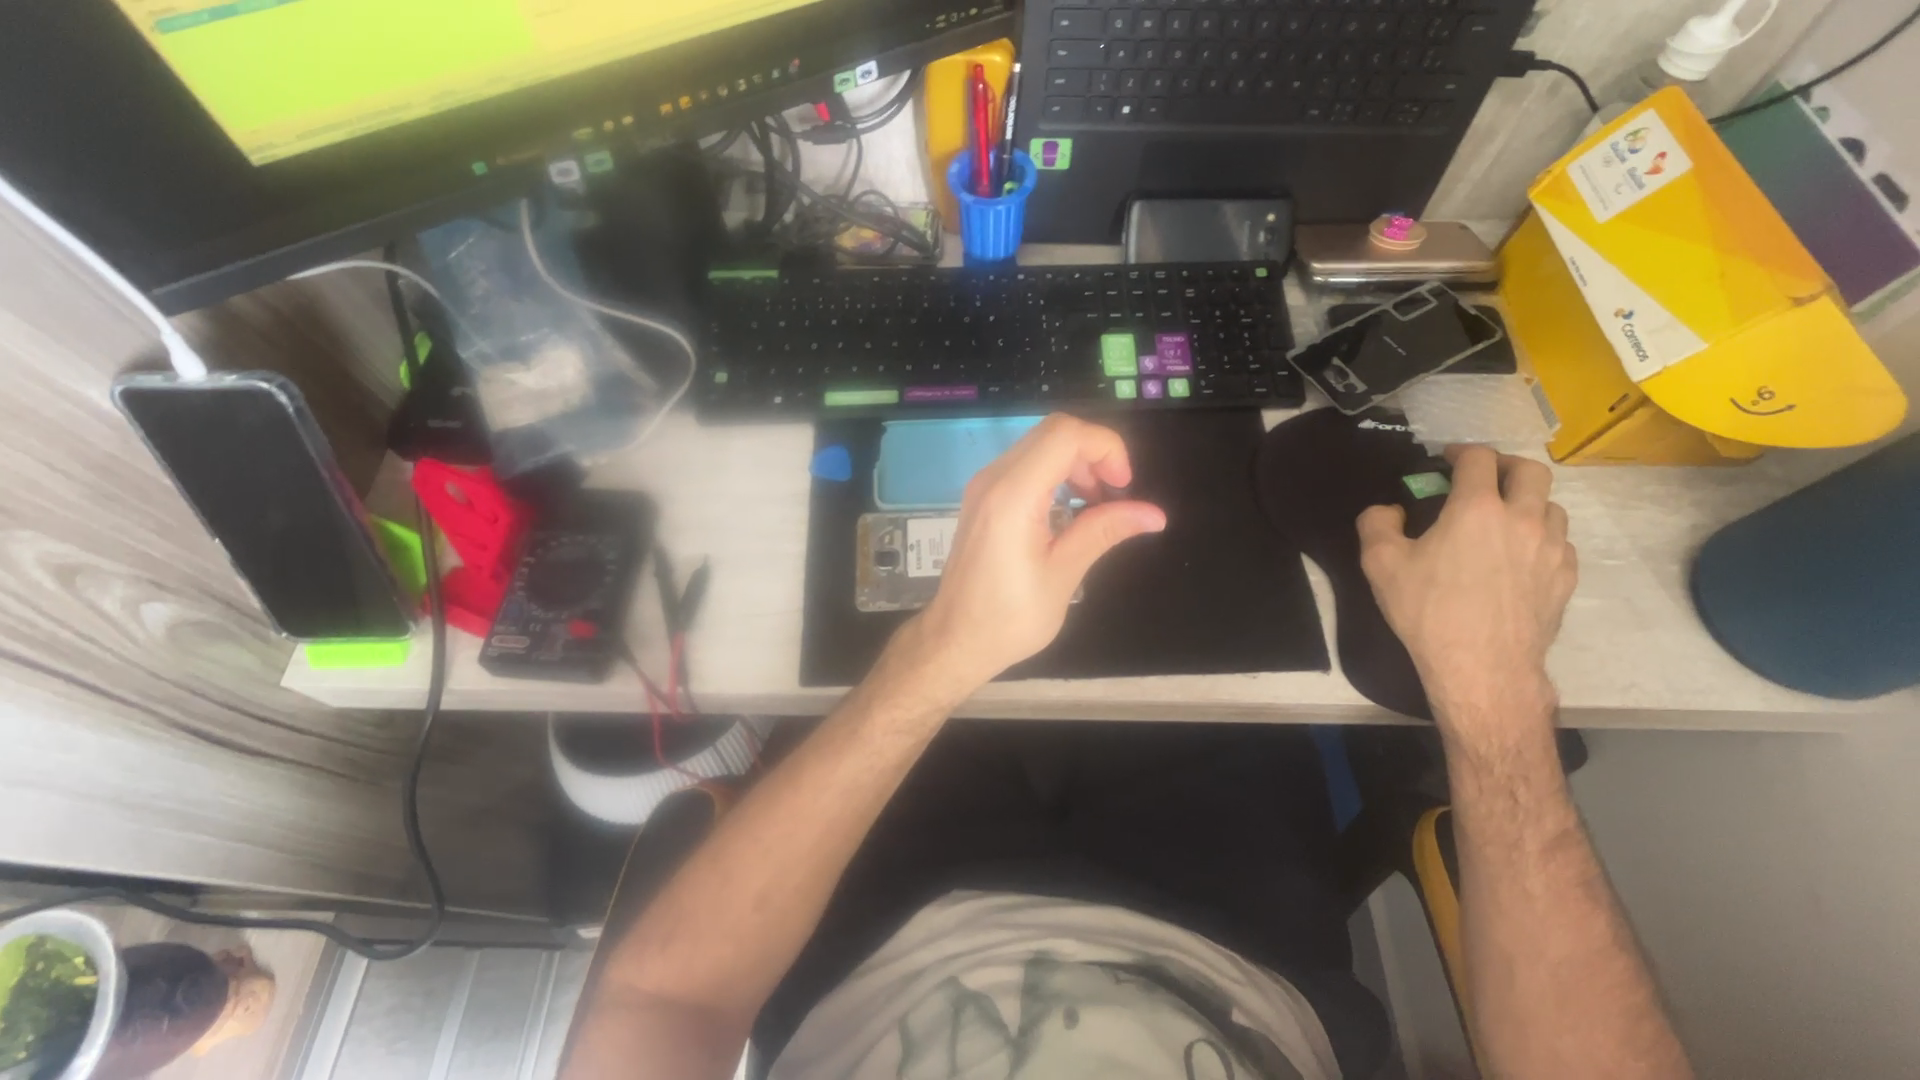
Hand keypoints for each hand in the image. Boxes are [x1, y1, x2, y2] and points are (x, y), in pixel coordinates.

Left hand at [910, 414, 1165, 695]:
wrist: (955, 641)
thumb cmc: (1009, 617)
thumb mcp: (1063, 575)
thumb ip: (1104, 531)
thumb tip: (1154, 514)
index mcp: (1013, 495)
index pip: (1066, 434)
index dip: (1106, 448)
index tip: (1123, 486)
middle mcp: (994, 479)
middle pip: (1053, 432)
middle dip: (1094, 453)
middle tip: (1115, 494)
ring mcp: (984, 487)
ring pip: (1039, 445)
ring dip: (1076, 463)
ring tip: (1096, 505)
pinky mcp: (983, 499)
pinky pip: (1024, 466)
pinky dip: (1054, 474)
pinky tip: (1069, 511)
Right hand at [1357, 446, 1577, 735]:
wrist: (1482, 666)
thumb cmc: (1428, 612)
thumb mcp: (1380, 565)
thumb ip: (1376, 523)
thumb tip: (1389, 510)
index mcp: (1476, 508)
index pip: (1478, 458)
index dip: (1460, 451)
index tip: (1446, 459)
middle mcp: (1523, 518)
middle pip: (1530, 470)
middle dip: (1504, 465)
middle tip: (1483, 478)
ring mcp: (1552, 548)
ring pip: (1551, 505)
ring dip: (1527, 501)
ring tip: (1504, 518)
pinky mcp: (1565, 576)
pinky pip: (1560, 541)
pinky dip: (1540, 536)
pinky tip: (1519, 555)